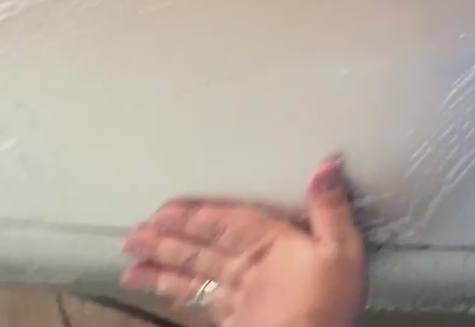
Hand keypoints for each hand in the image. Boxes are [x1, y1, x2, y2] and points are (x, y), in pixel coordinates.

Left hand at [121, 156, 367, 326]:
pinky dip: (180, 295)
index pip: (228, 225)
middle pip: (201, 252)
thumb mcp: (343, 246)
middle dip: (168, 242)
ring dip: (162, 271)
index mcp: (270, 244)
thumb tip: (324, 164)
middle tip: (133, 237)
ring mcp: (235, 299)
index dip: (198, 217)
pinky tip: (167, 294)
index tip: (164, 211)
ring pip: (193, 279)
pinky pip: (200, 303)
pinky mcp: (234, 323)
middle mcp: (245, 268)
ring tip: (131, 267)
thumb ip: (330, 207)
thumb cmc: (328, 297)